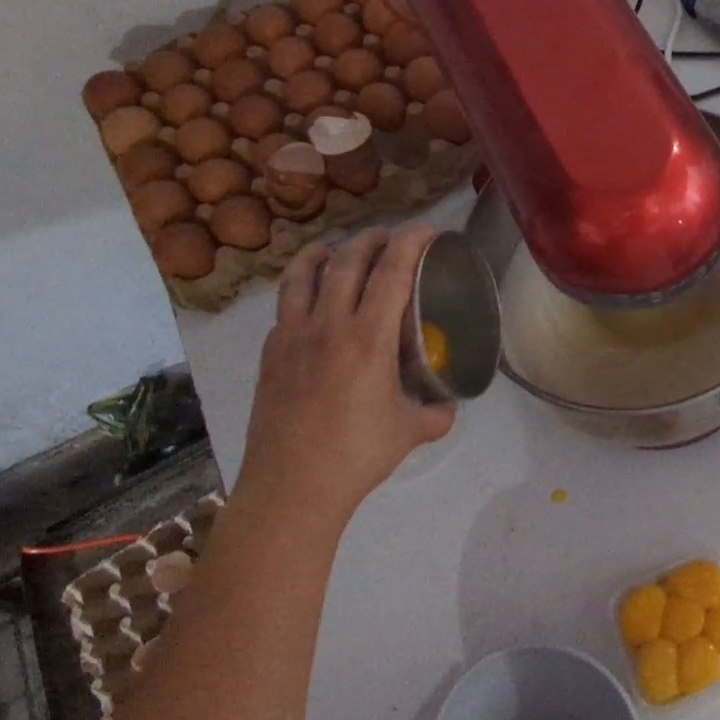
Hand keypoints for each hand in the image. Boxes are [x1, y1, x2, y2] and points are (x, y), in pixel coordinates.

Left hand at [238, 225, 456, 517]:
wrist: (291, 488)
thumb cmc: (358, 455)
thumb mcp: (413, 430)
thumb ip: (437, 410)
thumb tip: (449, 401)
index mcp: (368, 339)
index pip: (391, 272)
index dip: (410, 243)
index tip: (427, 232)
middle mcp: (327, 326)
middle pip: (347, 261)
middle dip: (372, 239)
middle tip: (391, 238)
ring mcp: (292, 337)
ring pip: (303, 274)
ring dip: (326, 252)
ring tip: (340, 250)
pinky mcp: (271, 354)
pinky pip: (286, 304)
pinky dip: (302, 286)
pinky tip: (312, 298)